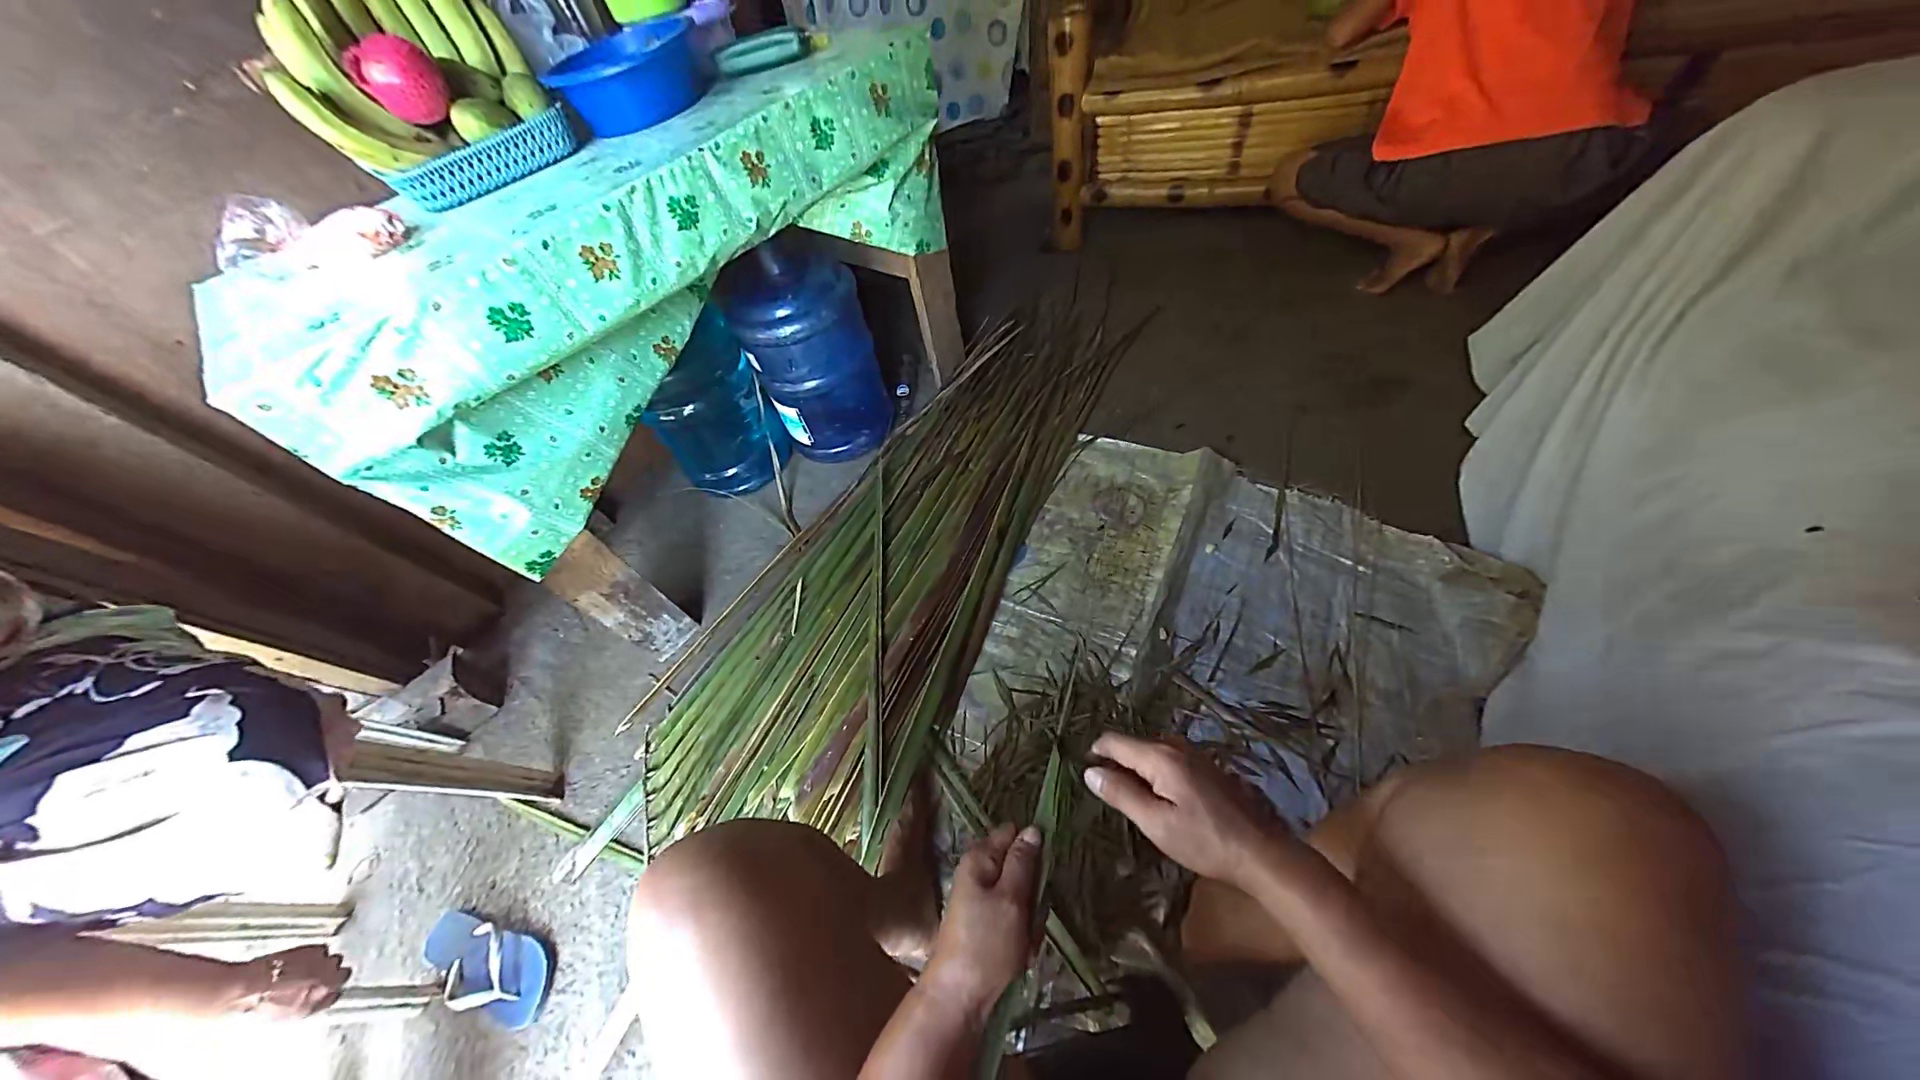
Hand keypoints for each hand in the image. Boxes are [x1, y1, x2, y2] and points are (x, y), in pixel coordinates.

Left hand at [226, 945, 350, 1018]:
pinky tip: (301, 958)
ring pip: (335, 960)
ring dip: (325, 962)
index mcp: (313, 1005)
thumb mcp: (281, 1014)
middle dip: (334, 973)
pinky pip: (323, 949)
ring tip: (309, 965)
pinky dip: (315, 952)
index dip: (330, 991)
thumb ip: (306, 1006)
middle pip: (343, 975)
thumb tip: (316, 1000)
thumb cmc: (259, 1002)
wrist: (250, 986)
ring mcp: (324, 967)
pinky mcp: (318, 951)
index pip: (335, 996)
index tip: (325, 989)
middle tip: (320, 974)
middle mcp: (325, 985)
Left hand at [920, 823, 1040, 1020]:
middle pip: (1019, 867)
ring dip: (1031, 917)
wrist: (960, 998)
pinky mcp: (987, 926)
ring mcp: (982, 901)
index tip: (1044, 868)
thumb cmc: (986, 944)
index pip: (1011, 833)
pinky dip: (1023, 936)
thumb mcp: (1012, 898)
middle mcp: (978, 874)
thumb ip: (1023, 862)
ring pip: (1022, 897)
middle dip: (1034, 889)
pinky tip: (1021, 953)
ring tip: (1027, 937)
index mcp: (979, 859)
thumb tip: (1032, 828)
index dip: (1032, 846)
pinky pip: (1016, 921)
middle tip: (1033, 911)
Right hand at [1083, 732, 1284, 887]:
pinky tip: (1160, 797)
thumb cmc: (1205, 842)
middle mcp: (1177, 747)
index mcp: (1161, 758)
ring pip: (1153, 752)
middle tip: (1106, 791)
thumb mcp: (1156, 824)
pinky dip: (1156, 772)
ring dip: (1137, 767)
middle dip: (1116, 761)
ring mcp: (1196, 755)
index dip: (1095, 752)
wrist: (1262, 852)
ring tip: (1129, 795)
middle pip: (1134, 744)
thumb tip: (1090, 771)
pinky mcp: (1208, 768)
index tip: (1084, 771)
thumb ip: (1121, 794)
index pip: (1115, 741)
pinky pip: (1170, 759)